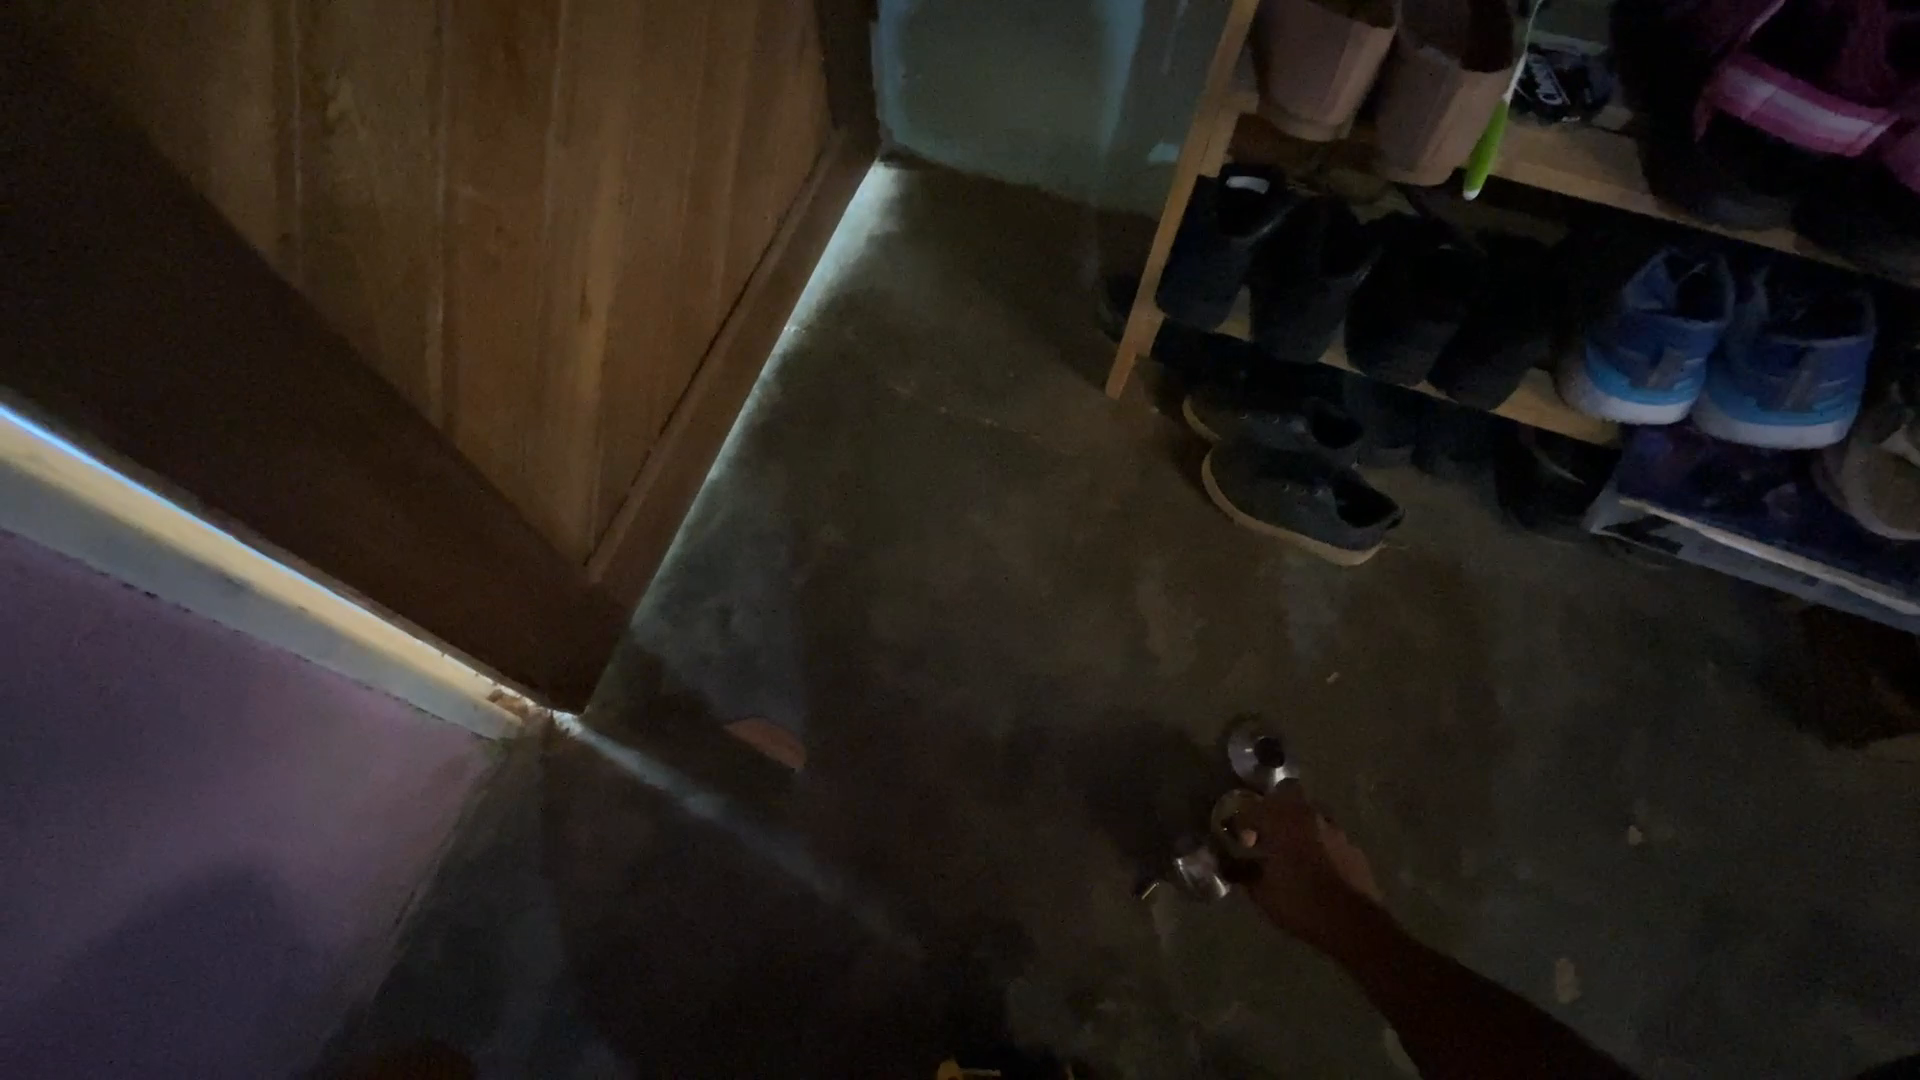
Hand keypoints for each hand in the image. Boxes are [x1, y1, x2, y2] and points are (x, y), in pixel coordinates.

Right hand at [1233, 782, 1386, 953]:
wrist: (1356, 925)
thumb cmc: (1301, 904)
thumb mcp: (1262, 894)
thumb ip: (1243, 874)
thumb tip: (1231, 866)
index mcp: (1279, 821)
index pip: (1249, 810)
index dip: (1239, 825)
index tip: (1239, 843)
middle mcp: (1307, 816)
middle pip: (1286, 791)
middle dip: (1273, 806)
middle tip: (1267, 830)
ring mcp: (1334, 829)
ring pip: (1311, 811)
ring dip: (1299, 822)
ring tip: (1293, 847)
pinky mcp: (1353, 847)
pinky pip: (1330, 835)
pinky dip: (1320, 843)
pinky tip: (1318, 864)